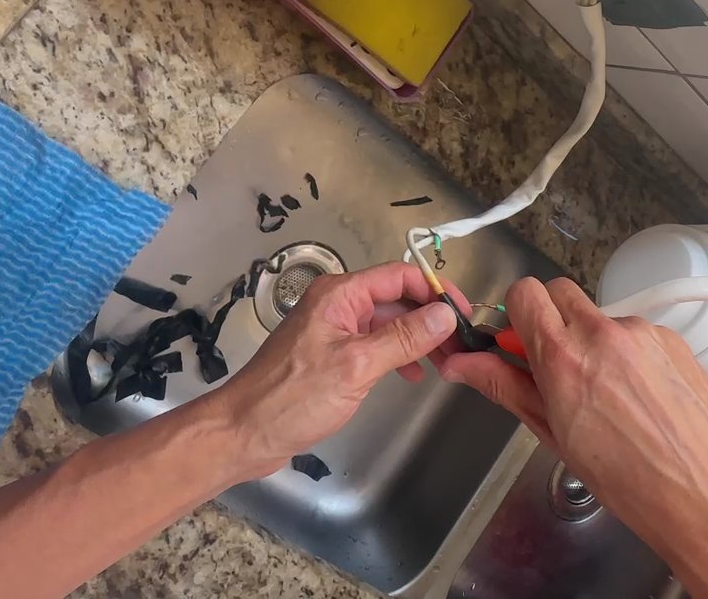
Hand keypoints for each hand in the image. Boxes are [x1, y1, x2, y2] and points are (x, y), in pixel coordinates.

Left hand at [202, 261, 467, 480]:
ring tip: (445, 362)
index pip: (398, 276)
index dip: (434, 290)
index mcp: (340, 293)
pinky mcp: (331, 354)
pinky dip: (397, 355)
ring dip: (416, 338)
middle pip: (394, 298)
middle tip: (460, 345)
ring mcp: (334, 328)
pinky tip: (413, 376)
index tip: (463, 313)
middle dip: (429, 318)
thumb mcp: (356, 366)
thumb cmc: (294, 396)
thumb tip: (444, 313)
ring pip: (386, 322)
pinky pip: (373, 343)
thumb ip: (403, 338)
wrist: (244, 432)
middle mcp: (337, 303)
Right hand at [438, 278, 707, 598]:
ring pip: (598, 314)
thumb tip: (462, 364)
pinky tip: (643, 394)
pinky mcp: (671, 337)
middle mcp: (600, 333)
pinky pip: (635, 330)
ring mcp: (640, 332)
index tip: (522, 339)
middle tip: (561, 362)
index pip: (523, 292)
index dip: (518, 313)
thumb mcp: (553, 435)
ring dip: (594, 339)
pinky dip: (630, 352)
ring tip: (612, 393)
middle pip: (558, 291)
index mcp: (562, 357)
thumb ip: (505, 386)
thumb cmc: (628, 482)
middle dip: (552, 318)